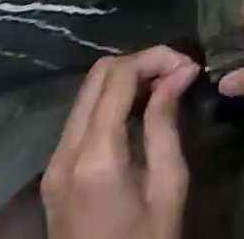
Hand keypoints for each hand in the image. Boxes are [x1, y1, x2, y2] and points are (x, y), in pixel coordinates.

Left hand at [43, 47, 200, 238]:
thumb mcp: (168, 186)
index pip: (119, 76)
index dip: (156, 57)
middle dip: (141, 62)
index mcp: (94, 157)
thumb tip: (182, 70)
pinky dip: (113, 100)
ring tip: (166, 87)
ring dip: (127, 78)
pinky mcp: (55, 174)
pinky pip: (83, 116)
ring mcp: (54, 165)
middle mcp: (64, 153)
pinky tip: (142, 109)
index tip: (189, 65)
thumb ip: (166, 122)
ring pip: (88, 92)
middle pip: (98, 75)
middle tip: (178, 72)